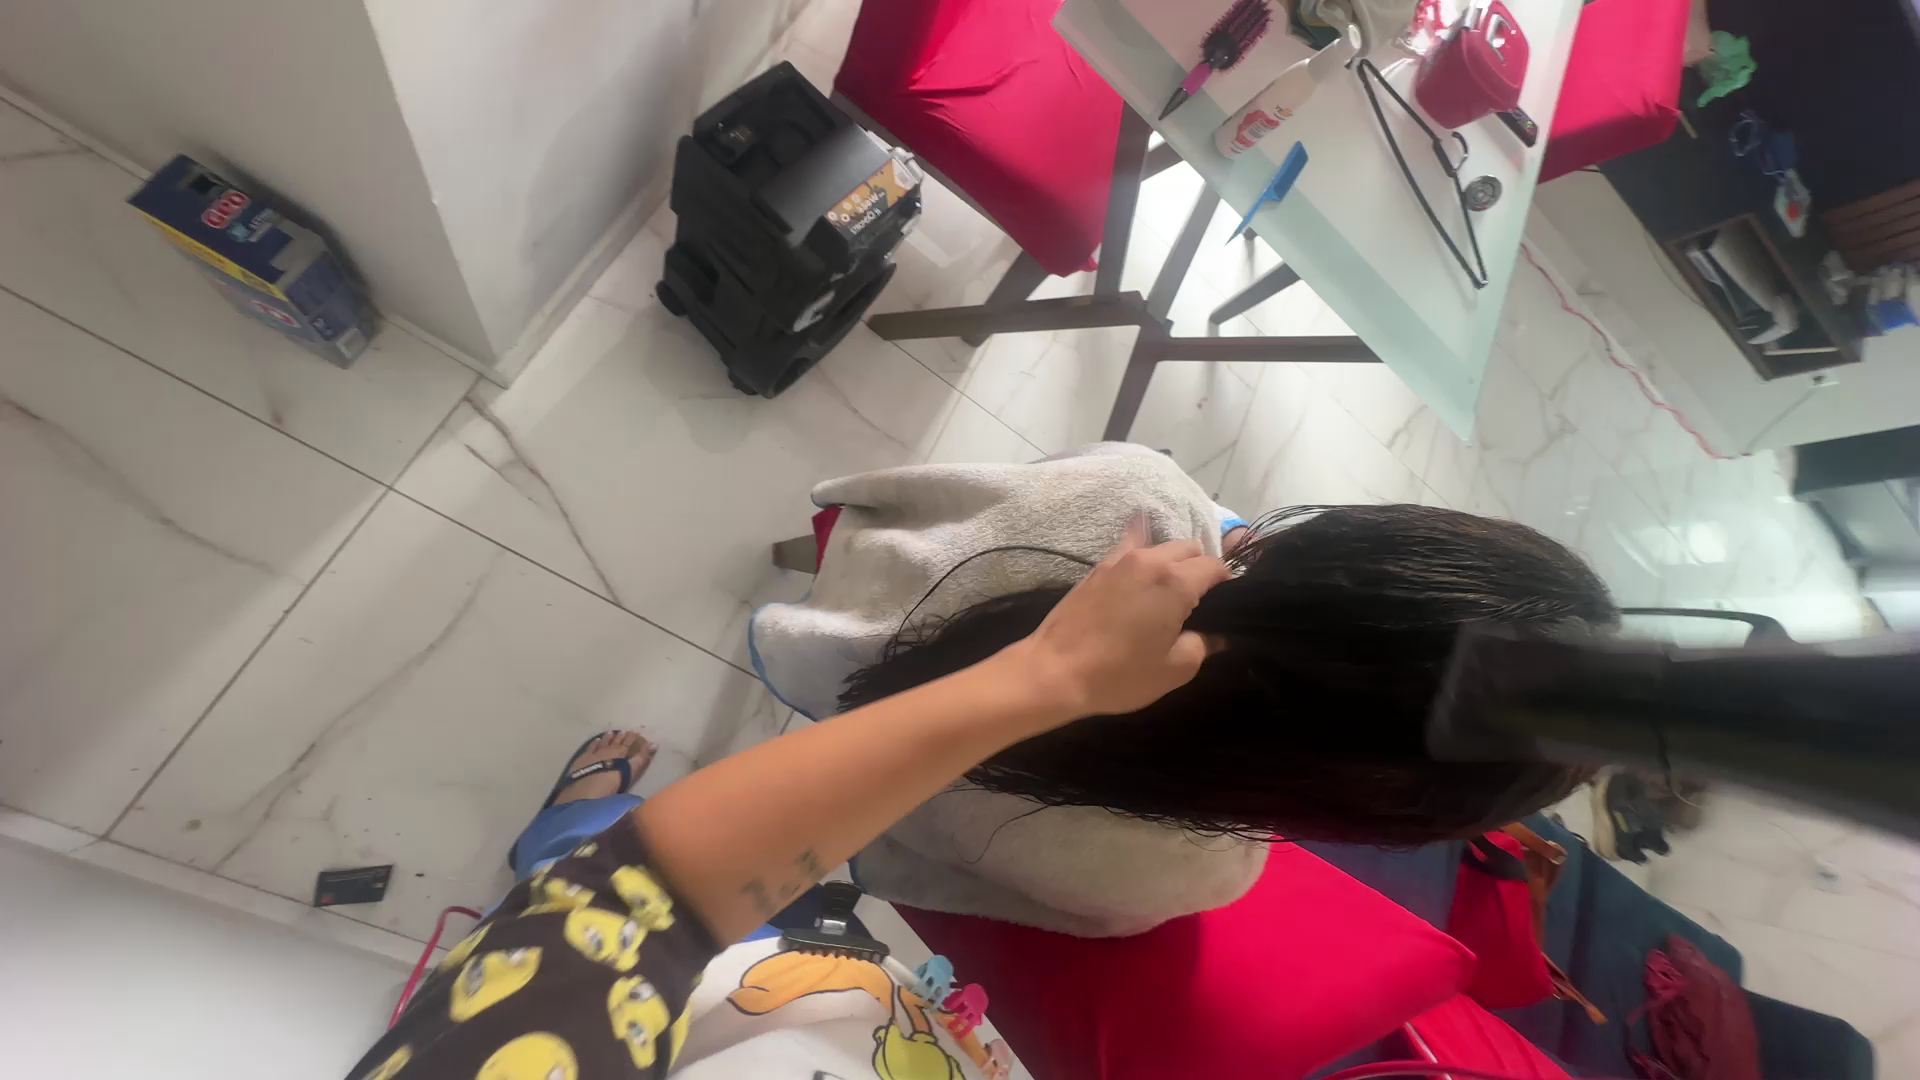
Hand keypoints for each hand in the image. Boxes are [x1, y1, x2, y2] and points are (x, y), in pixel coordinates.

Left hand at [1005, 517, 1230, 721]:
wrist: (1055, 671)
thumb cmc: (1119, 674)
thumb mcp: (1176, 668)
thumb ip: (1205, 643)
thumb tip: (1219, 634)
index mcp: (1175, 581)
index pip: (1216, 567)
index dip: (1227, 585)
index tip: (1225, 608)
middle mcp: (1149, 560)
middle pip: (1190, 549)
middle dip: (1201, 569)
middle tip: (1199, 603)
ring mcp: (1119, 559)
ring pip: (1160, 546)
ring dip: (1172, 562)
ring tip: (1169, 592)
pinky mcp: (1097, 567)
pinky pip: (1128, 545)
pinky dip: (1141, 545)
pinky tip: (1142, 551)